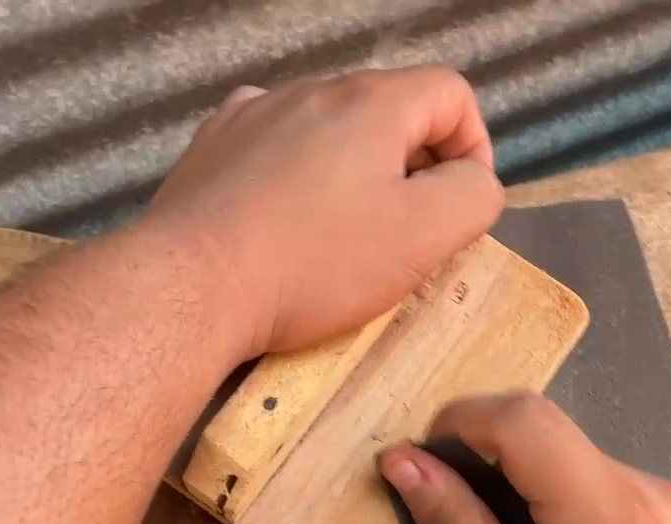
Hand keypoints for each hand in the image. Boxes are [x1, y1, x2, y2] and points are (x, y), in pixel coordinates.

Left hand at [147, 67, 504, 357]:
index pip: (451, 96)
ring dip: (352, 174)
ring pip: (328, 132)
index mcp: (371, 103)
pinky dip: (295, 177)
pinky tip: (284, 219)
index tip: (459, 208)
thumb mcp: (421, 237)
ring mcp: (253, 114)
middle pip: (388, 114)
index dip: (473, 149)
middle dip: (411, 170)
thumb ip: (471, 198)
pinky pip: (274, 149)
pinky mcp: (213, 149)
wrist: (197, 285)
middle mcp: (311, 90)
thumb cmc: (316, 265)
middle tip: (404, 235)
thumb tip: (473, 181)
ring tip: (339, 236)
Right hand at [379, 394, 670, 523]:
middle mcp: (651, 490)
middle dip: (488, 454)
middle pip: (549, 433)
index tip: (424, 462)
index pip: (525, 419)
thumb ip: (449, 523)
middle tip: (454, 510)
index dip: (462, 422)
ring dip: (523, 478)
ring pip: (571, 454)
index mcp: (607, 513)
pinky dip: (558, 495)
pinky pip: (599, 479)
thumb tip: (402, 459)